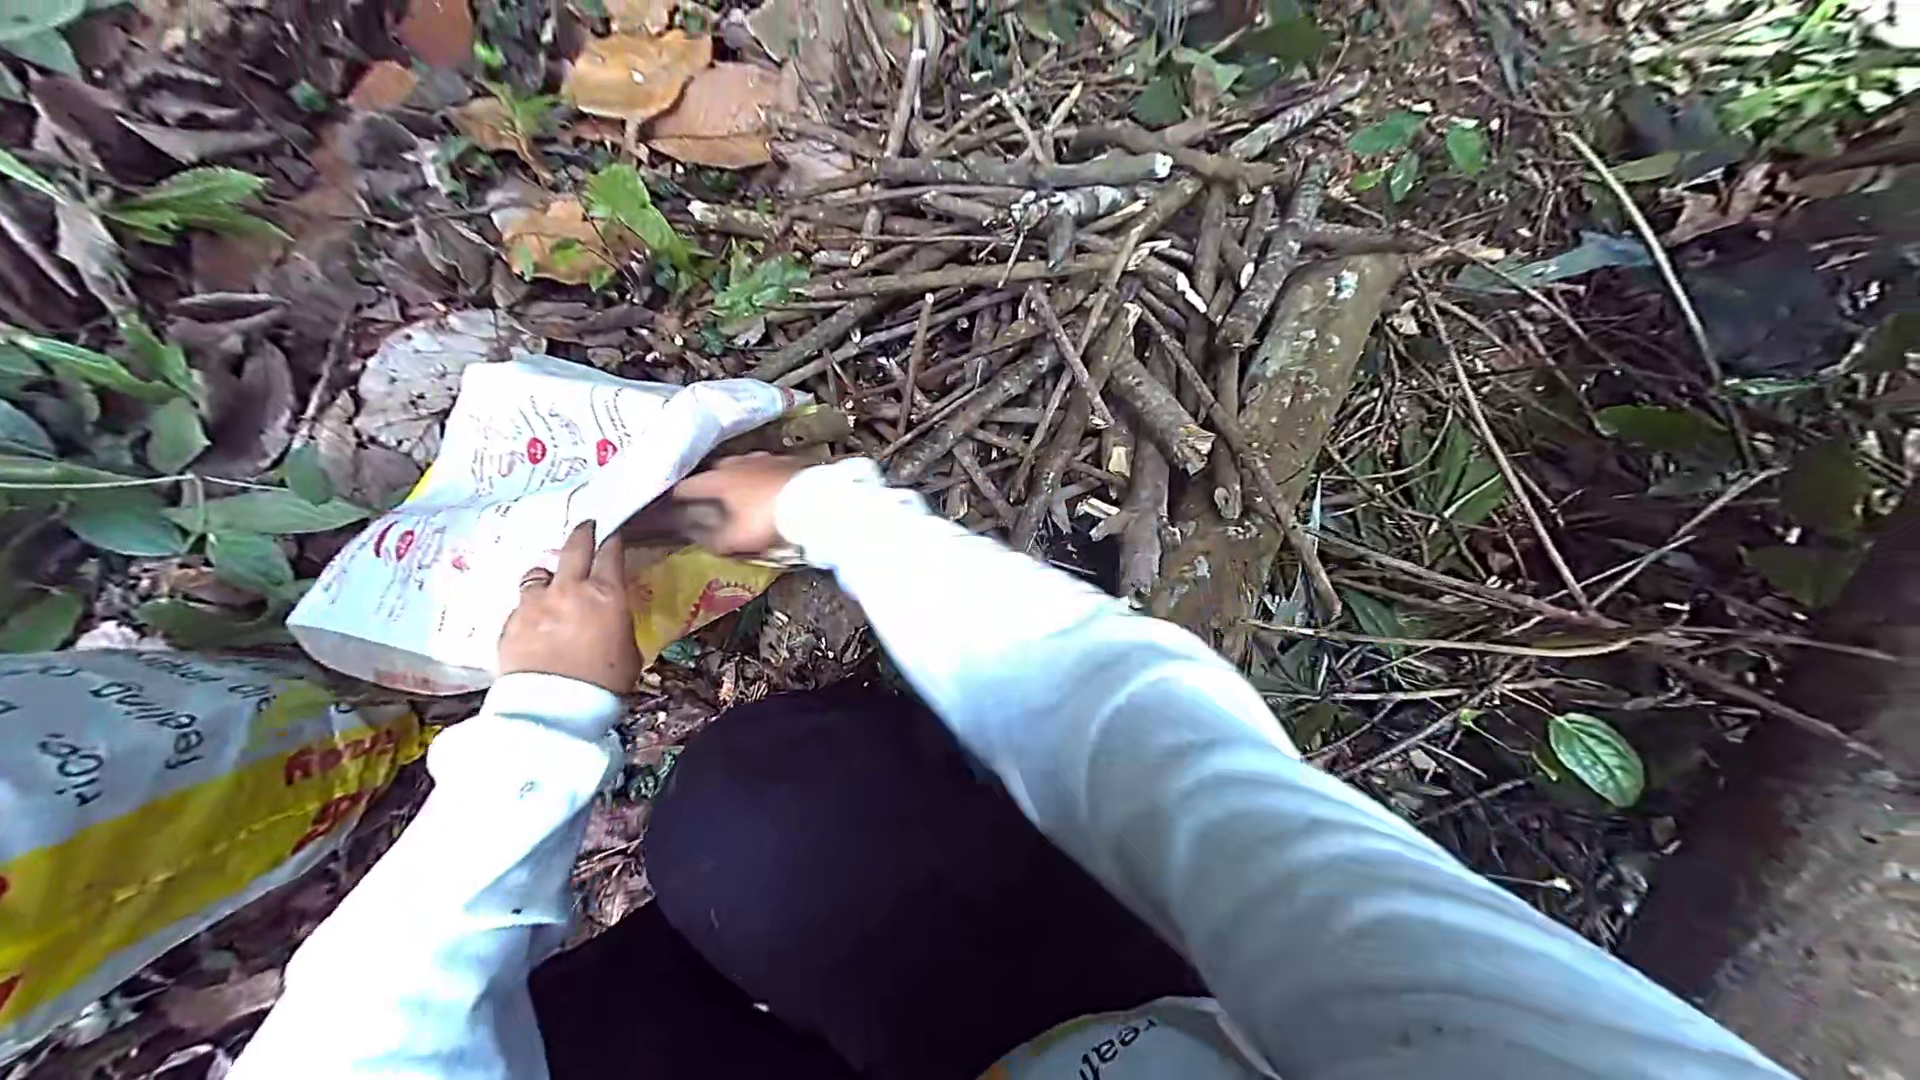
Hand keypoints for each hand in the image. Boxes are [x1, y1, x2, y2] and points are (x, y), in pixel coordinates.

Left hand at [499, 521, 639, 692]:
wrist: (555, 709)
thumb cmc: (606, 681)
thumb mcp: (629, 648)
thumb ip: (618, 622)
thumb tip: (610, 616)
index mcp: (606, 594)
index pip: (611, 552)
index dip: (613, 539)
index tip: (614, 533)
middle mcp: (568, 590)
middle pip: (573, 548)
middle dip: (582, 533)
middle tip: (586, 526)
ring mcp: (534, 604)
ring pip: (538, 574)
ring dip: (547, 575)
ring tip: (550, 583)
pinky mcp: (509, 623)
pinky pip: (521, 604)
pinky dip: (530, 606)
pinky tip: (535, 621)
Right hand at [671, 452, 810, 555]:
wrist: (815, 500)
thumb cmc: (768, 519)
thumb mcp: (737, 538)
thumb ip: (714, 539)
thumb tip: (700, 539)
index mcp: (717, 479)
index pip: (686, 486)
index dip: (676, 497)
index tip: (672, 506)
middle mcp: (737, 462)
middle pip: (714, 471)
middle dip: (710, 485)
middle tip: (709, 500)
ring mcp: (764, 457)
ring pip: (743, 466)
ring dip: (739, 478)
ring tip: (741, 493)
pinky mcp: (788, 459)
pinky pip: (768, 468)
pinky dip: (764, 477)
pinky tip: (770, 488)